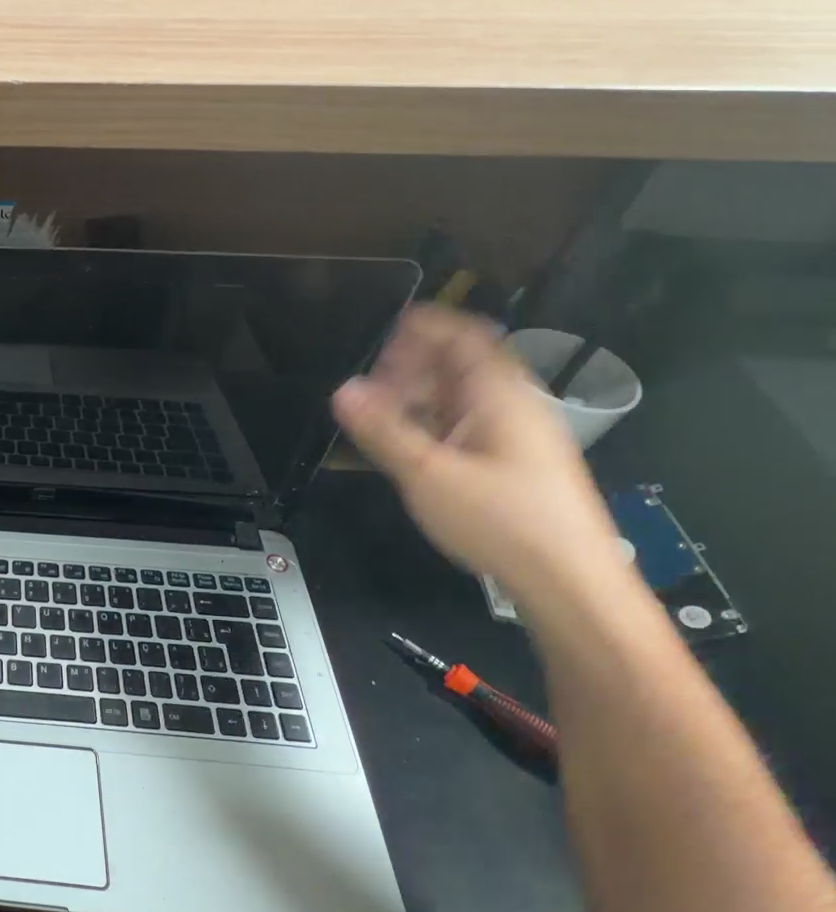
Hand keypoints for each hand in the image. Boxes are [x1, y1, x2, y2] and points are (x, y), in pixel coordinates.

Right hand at [330, 305, 620, 599]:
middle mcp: (514, 408)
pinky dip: (435, 423)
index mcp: (500, 397)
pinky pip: (469, 425)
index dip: (425, 327)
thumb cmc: (502, 522)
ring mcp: (519, 438)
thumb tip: (343, 390)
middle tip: (371, 384)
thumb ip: (383, 430)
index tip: (384, 333)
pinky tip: (410, 447)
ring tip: (381, 415)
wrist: (570, 584)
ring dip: (420, 397)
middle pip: (462, 366)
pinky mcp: (516, 466)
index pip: (465, 338)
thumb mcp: (429, 475)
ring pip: (464, 399)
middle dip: (412, 366)